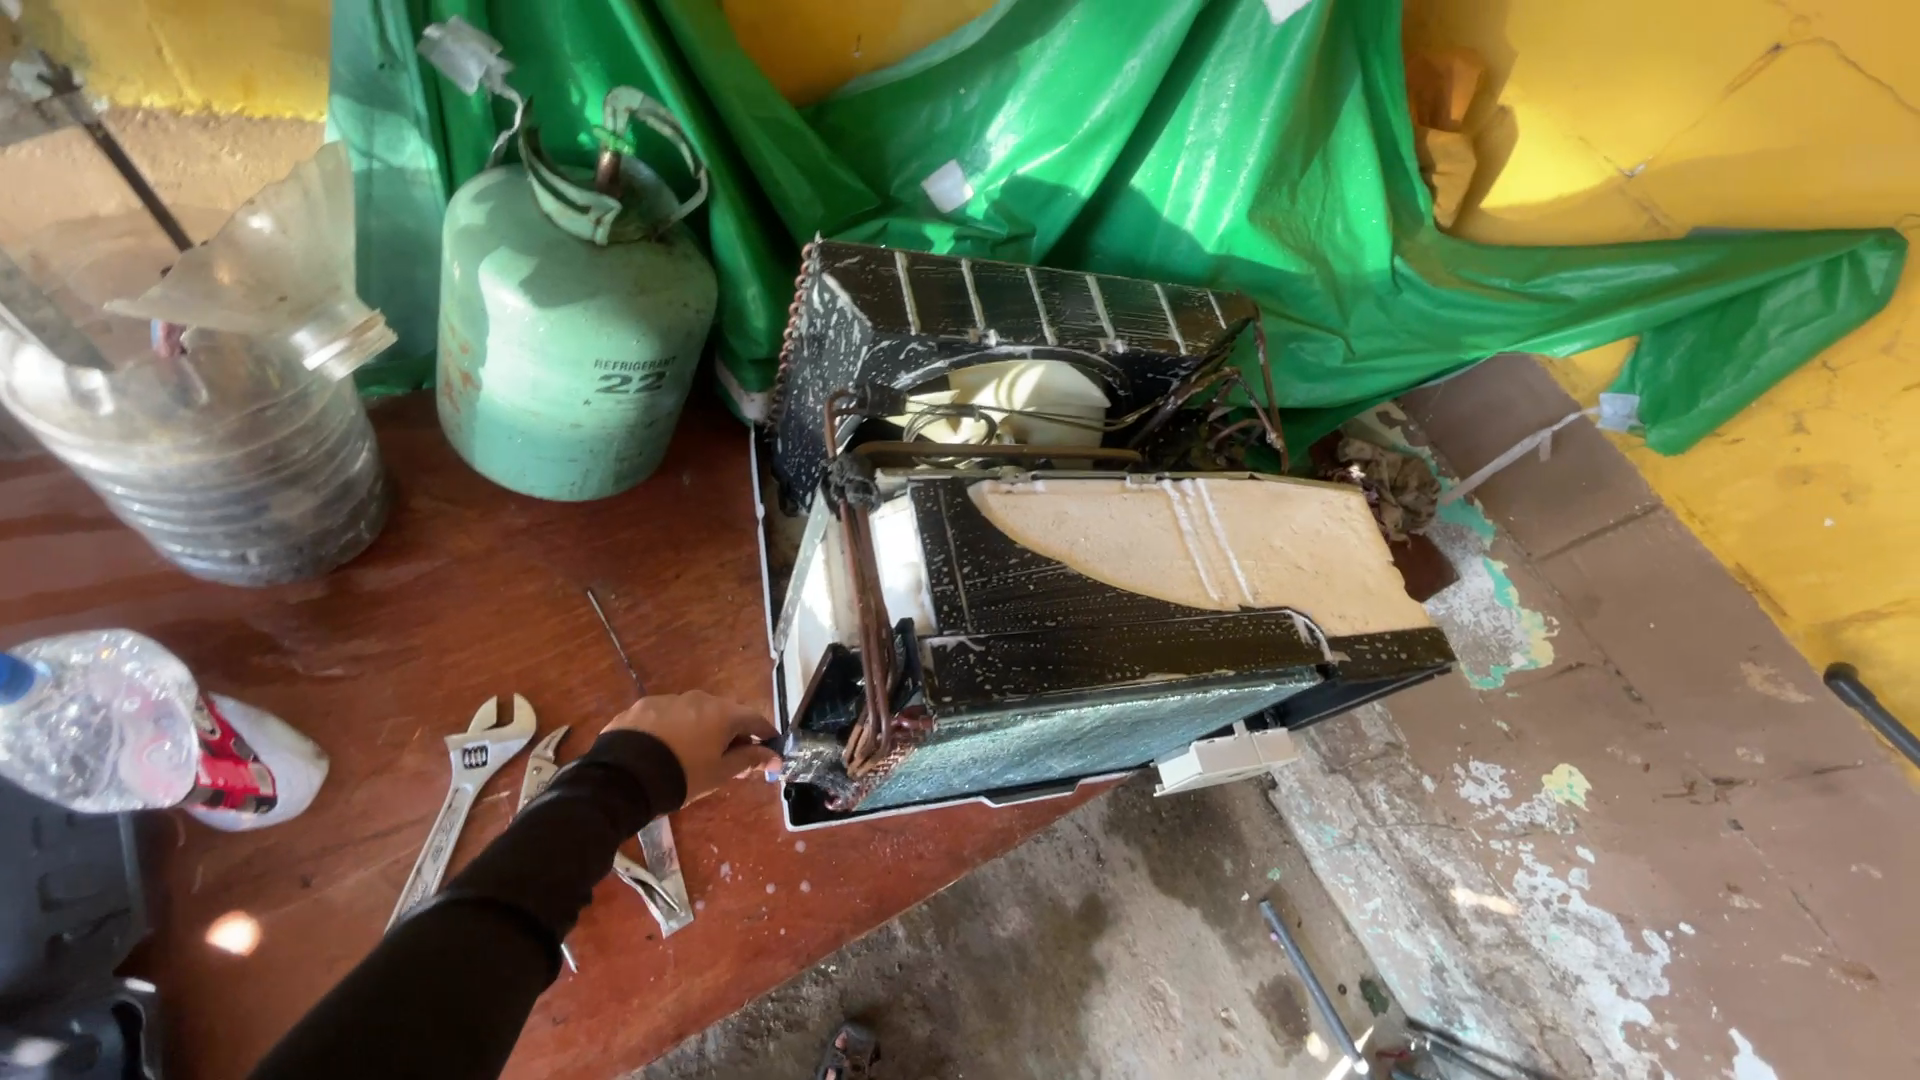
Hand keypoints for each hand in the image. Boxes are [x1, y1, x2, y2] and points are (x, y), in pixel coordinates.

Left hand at [604, 691, 778, 804]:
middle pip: (724, 713)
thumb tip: (774, 757)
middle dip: (731, 733)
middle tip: (729, 758)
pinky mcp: (641, 708)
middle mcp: (698, 699)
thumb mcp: (720, 773)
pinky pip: (666, 717)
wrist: (623, 778)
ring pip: (693, 713)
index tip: (770, 750)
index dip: (765, 735)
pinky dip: (672, 729)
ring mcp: (667, 700)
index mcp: (722, 713)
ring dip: (700, 729)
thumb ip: (749, 760)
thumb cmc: (682, 777)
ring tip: (692, 755)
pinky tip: (663, 749)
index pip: (754, 719)